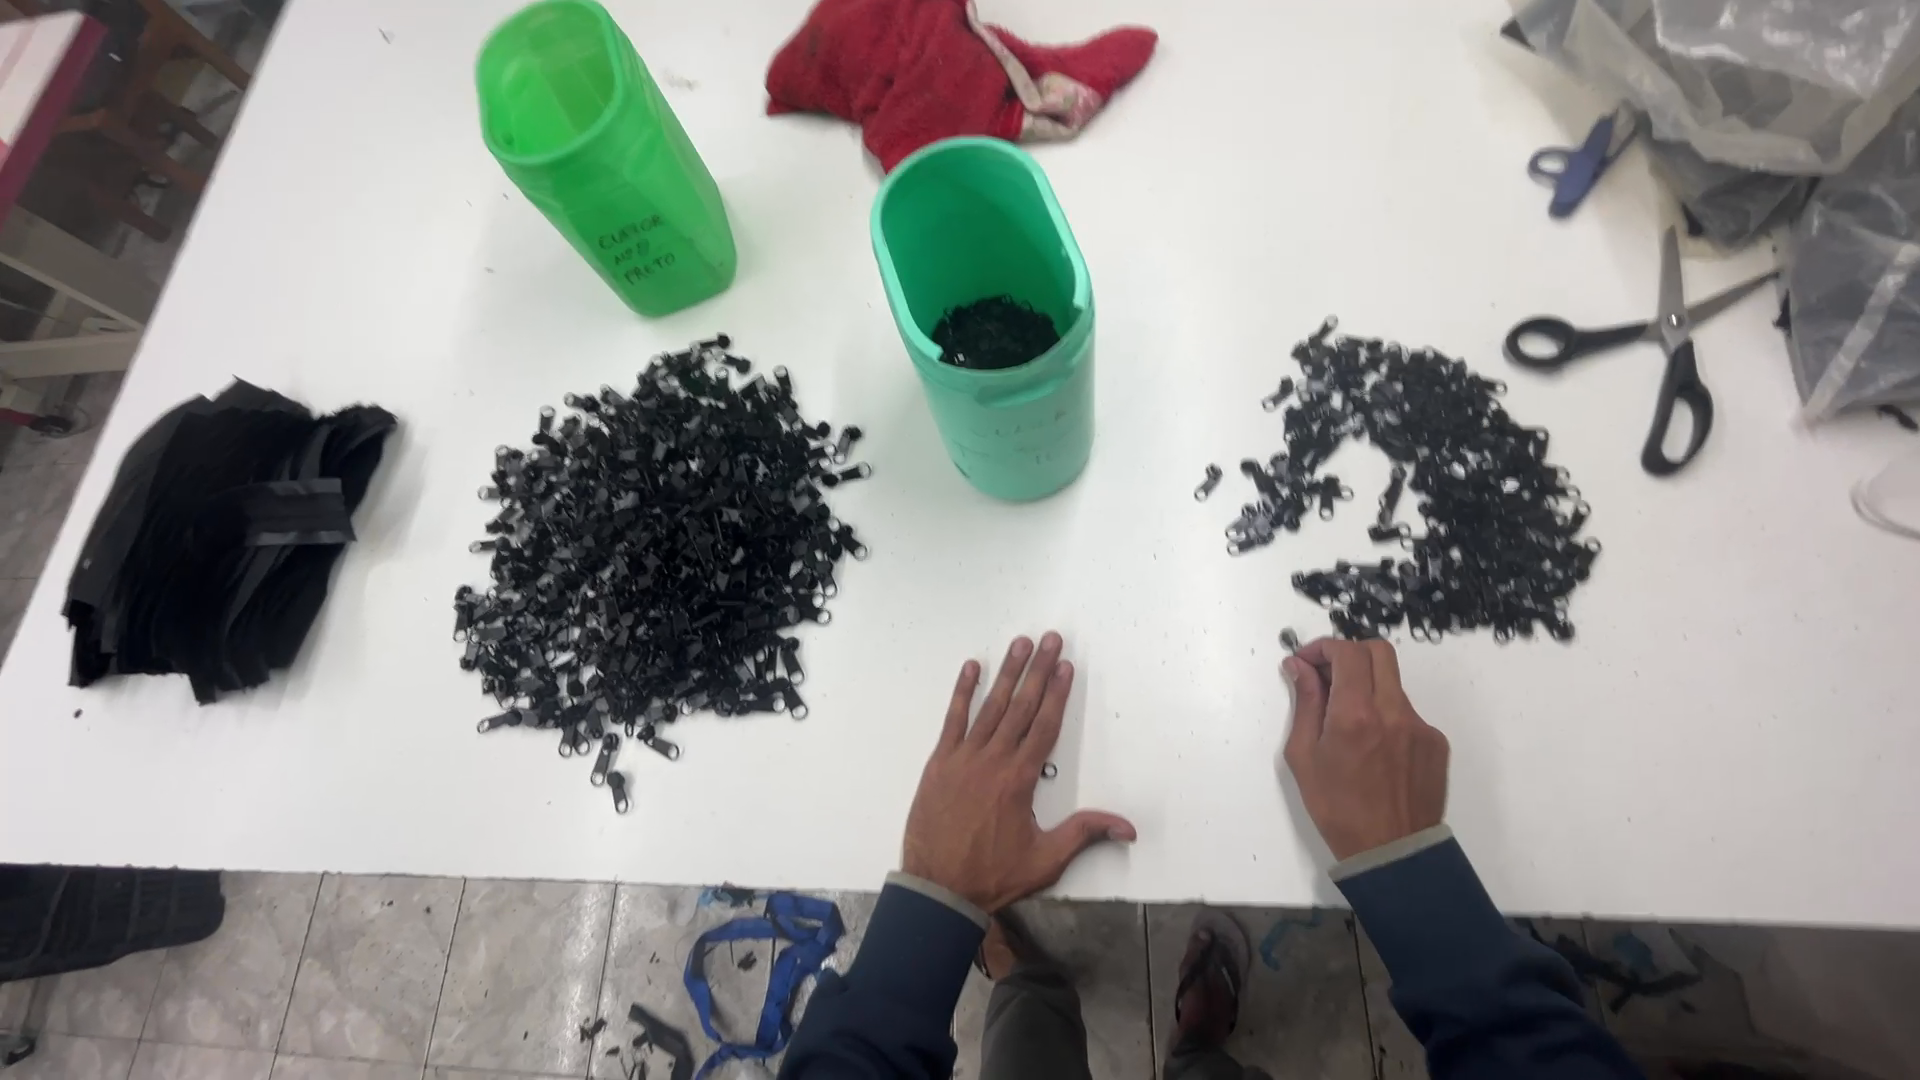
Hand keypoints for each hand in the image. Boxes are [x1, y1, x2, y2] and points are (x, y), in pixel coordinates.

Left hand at [902, 632, 1136, 912]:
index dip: (1058, 694)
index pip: (1045, 726)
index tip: (1066, 666)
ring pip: (990, 706)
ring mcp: (964, 757)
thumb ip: (1084, 833)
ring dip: (1007, 673)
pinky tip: (971, 668)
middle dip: (1038, 671)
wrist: (938, 888)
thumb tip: (1127, 827)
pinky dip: (962, 692)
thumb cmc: (993, 875)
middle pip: (1021, 706)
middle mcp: (993, 759)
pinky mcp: (940, 761)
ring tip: (1020, 644)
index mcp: (1020, 779)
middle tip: (1049, 639)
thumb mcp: (1045, 859)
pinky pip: (952, 720)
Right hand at [1280, 638, 1448, 860]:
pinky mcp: (1436, 742)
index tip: (1305, 662)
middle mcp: (1394, 712)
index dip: (1323, 647)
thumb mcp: (1303, 755)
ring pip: (1391, 682)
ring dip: (1365, 684)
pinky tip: (1370, 744)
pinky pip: (1405, 710)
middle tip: (1326, 675)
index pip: (1347, 652)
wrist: (1392, 853)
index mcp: (1356, 714)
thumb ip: (1305, 703)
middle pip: (1378, 651)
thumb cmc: (1336, 806)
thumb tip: (1299, 667)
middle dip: (1347, 653)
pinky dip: (1383, 711)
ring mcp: (1420, 726)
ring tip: (1344, 717)